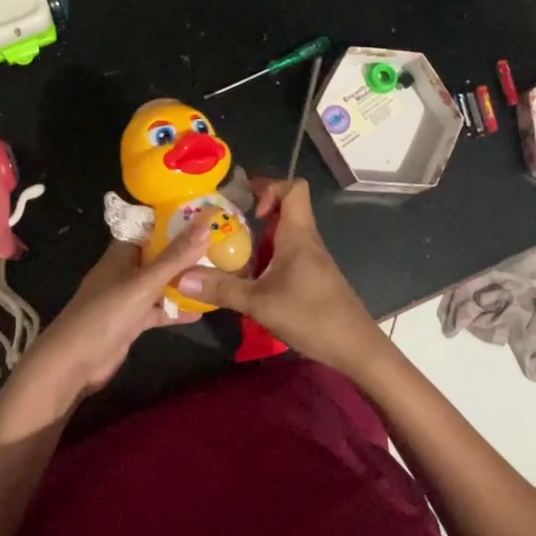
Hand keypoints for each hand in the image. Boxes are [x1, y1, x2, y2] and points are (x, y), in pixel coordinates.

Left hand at [11, 219, 211, 409]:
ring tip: (218, 271)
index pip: (149, 225)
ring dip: (184, 279)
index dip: (172, 216)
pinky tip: (203, 309)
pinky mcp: (132, 321)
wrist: (73, 364)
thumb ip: (175, 257)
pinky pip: (159, 309)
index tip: (203, 209)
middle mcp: (126, 270)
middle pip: (159, 253)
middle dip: (186, 248)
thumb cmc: (105, 314)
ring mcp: (128, 297)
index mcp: (122, 252)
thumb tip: (206, 223)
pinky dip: (177, 309)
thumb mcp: (144, 283)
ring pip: (161, 282)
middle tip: (220, 240)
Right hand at [177, 177, 386, 374]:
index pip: (294, 188)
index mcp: (298, 234)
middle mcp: (307, 240)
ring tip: (234, 253)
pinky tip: (254, 280)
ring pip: (287, 233)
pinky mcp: (315, 278)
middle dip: (258, 211)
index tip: (249, 208)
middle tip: (229, 226)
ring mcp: (313, 260)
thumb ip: (222, 289)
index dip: (271, 188)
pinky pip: (290, 254)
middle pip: (288, 208)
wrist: (355, 347)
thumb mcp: (259, 303)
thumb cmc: (311, 315)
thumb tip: (180, 278)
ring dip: (263, 238)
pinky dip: (271, 257)